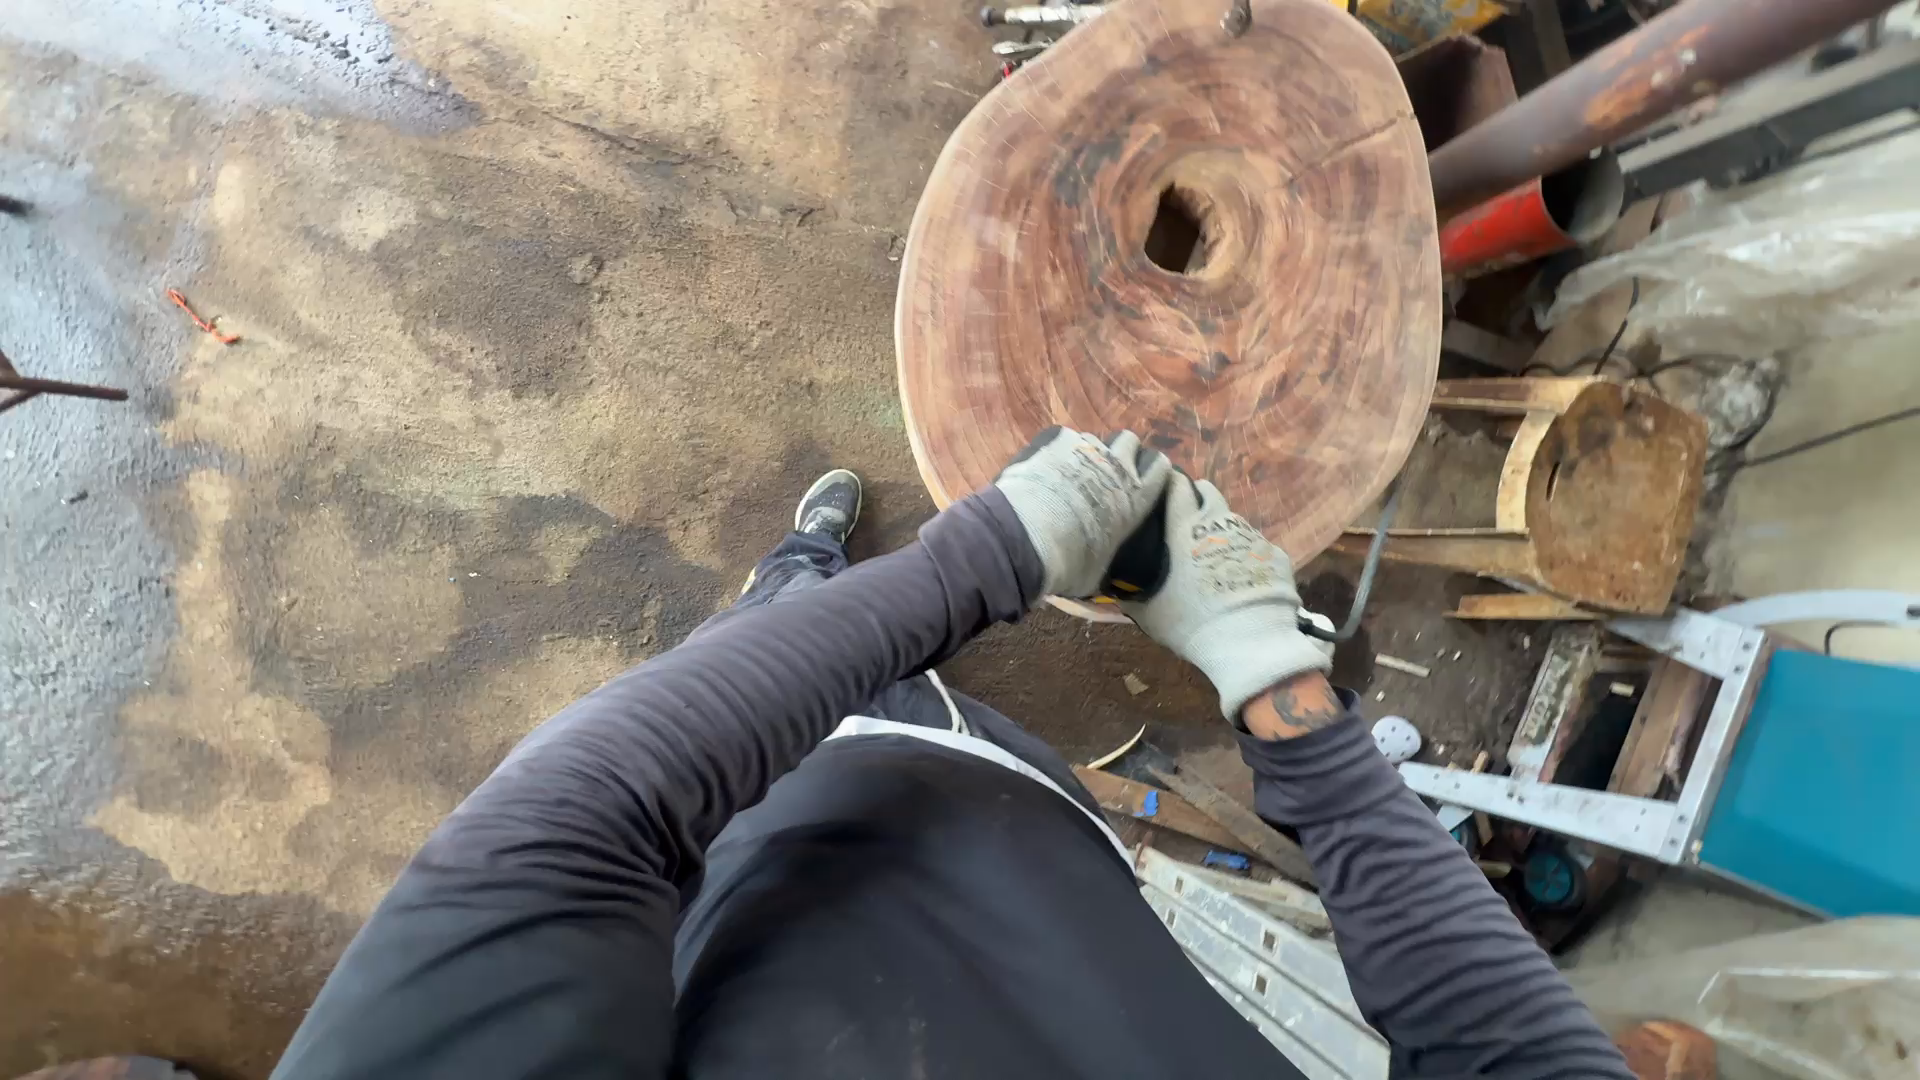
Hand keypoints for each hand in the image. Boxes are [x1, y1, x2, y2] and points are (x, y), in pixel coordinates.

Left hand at [993, 427, 1172, 598]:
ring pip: (1094, 437)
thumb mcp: (1098, 570)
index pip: (1159, 466)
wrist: (1028, 537)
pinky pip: (1061, 436)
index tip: (1137, 480)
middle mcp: (1118, 464)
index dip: (1148, 470)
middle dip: (1118, 452)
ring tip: (1067, 473)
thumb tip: (1101, 566)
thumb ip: (1107, 555)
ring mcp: (1086, 446)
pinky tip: (1041, 467)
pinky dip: (1054, 448)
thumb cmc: (1071, 562)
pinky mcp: (1055, 438)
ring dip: (1085, 452)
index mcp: (1137, 496)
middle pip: (1129, 441)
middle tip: (1102, 473)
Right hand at [1119, 474, 1330, 722]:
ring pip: (1233, 520)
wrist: (1250, 643)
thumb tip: (1115, 588)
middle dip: (1197, 499)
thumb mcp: (1148, 612)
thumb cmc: (1190, 622)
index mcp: (1185, 527)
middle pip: (1208, 493)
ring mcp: (1252, 536)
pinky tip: (1241, 579)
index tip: (1160, 492)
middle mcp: (1220, 521)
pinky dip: (1246, 556)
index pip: (1175, 486)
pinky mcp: (1276, 555)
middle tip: (1186, 524)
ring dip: (1221, 531)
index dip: (1168, 484)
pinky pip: (1256, 546)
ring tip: (1214, 560)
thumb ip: (1129, 593)